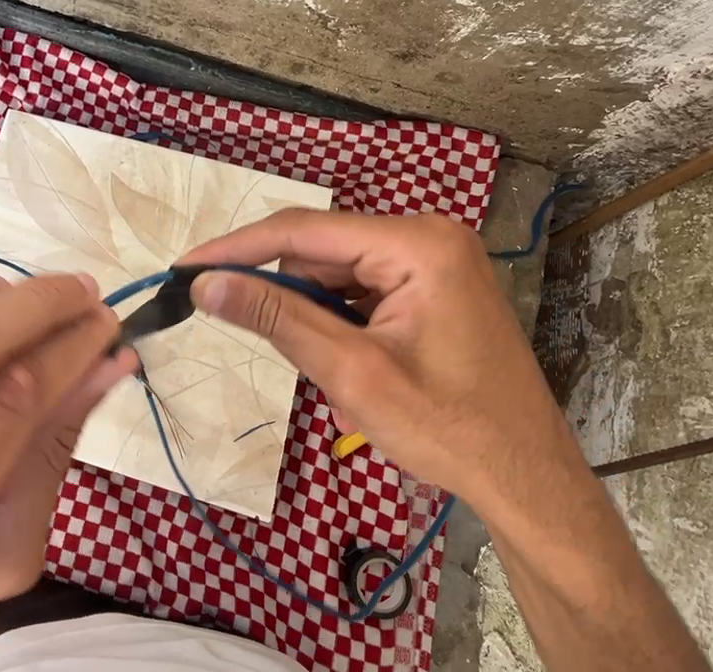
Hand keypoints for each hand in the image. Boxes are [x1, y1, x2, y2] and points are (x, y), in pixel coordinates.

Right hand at [181, 209, 584, 520]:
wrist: (530, 482)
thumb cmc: (449, 429)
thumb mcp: (351, 373)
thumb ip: (275, 319)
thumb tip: (204, 283)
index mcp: (416, 243)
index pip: (301, 231)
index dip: (235, 248)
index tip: (183, 267)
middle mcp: (425, 236)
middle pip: (319, 252)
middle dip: (289, 298)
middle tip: (282, 350)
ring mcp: (433, 260)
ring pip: (335, 273)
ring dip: (316, 318)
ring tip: (338, 377)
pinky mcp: (432, 286)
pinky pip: (360, 289)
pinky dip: (340, 323)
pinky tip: (353, 366)